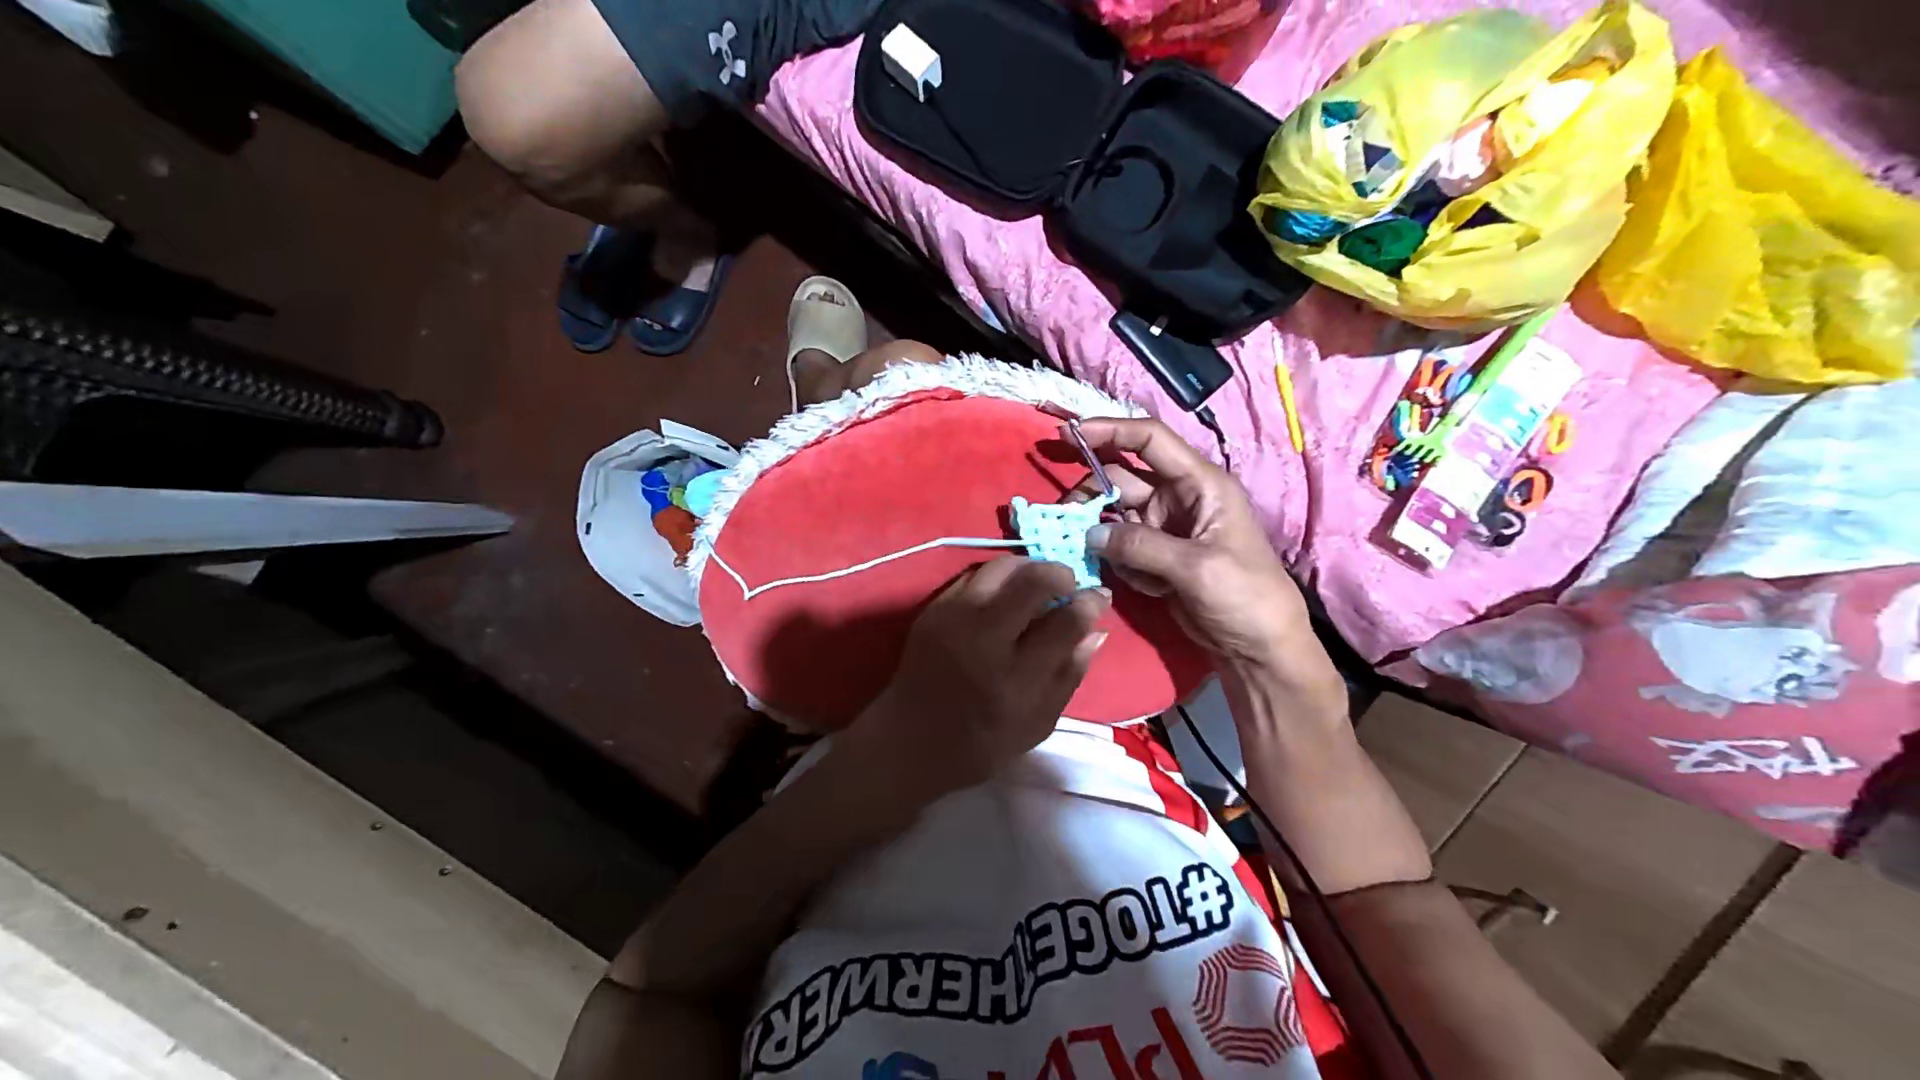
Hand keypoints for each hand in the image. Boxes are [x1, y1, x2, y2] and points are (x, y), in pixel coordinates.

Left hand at [844, 557, 1110, 793]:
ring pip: (1001, 568)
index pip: (1065, 624)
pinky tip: (1007, 591)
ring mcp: (954, 620)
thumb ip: (1069, 675)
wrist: (909, 741)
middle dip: (1061, 574)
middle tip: (1069, 582)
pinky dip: (998, 577)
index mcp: (1016, 680)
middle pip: (1033, 582)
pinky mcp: (934, 610)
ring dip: (1029, 568)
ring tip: (1039, 582)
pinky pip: (974, 575)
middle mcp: (984, 641)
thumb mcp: (1038, 725)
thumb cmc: (980, 744)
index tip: (1099, 596)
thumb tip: (1096, 630)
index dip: (1089, 604)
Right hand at [1069, 418, 1341, 709]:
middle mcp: (1178, 498)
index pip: (1150, 440)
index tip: (1069, 434)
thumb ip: (1139, 546)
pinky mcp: (1154, 556)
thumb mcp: (1195, 567)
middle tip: (1062, 514)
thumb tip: (1089, 535)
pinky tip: (1142, 585)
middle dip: (1091, 490)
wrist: (1259, 648)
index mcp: (1200, 484)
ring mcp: (1164, 527)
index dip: (1110, 430)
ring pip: (1114, 512)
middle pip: (1121, 476)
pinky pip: (1119, 545)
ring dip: (1096, 528)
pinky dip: (1115, 559)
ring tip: (1085, 551)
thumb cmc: (1244, 596)